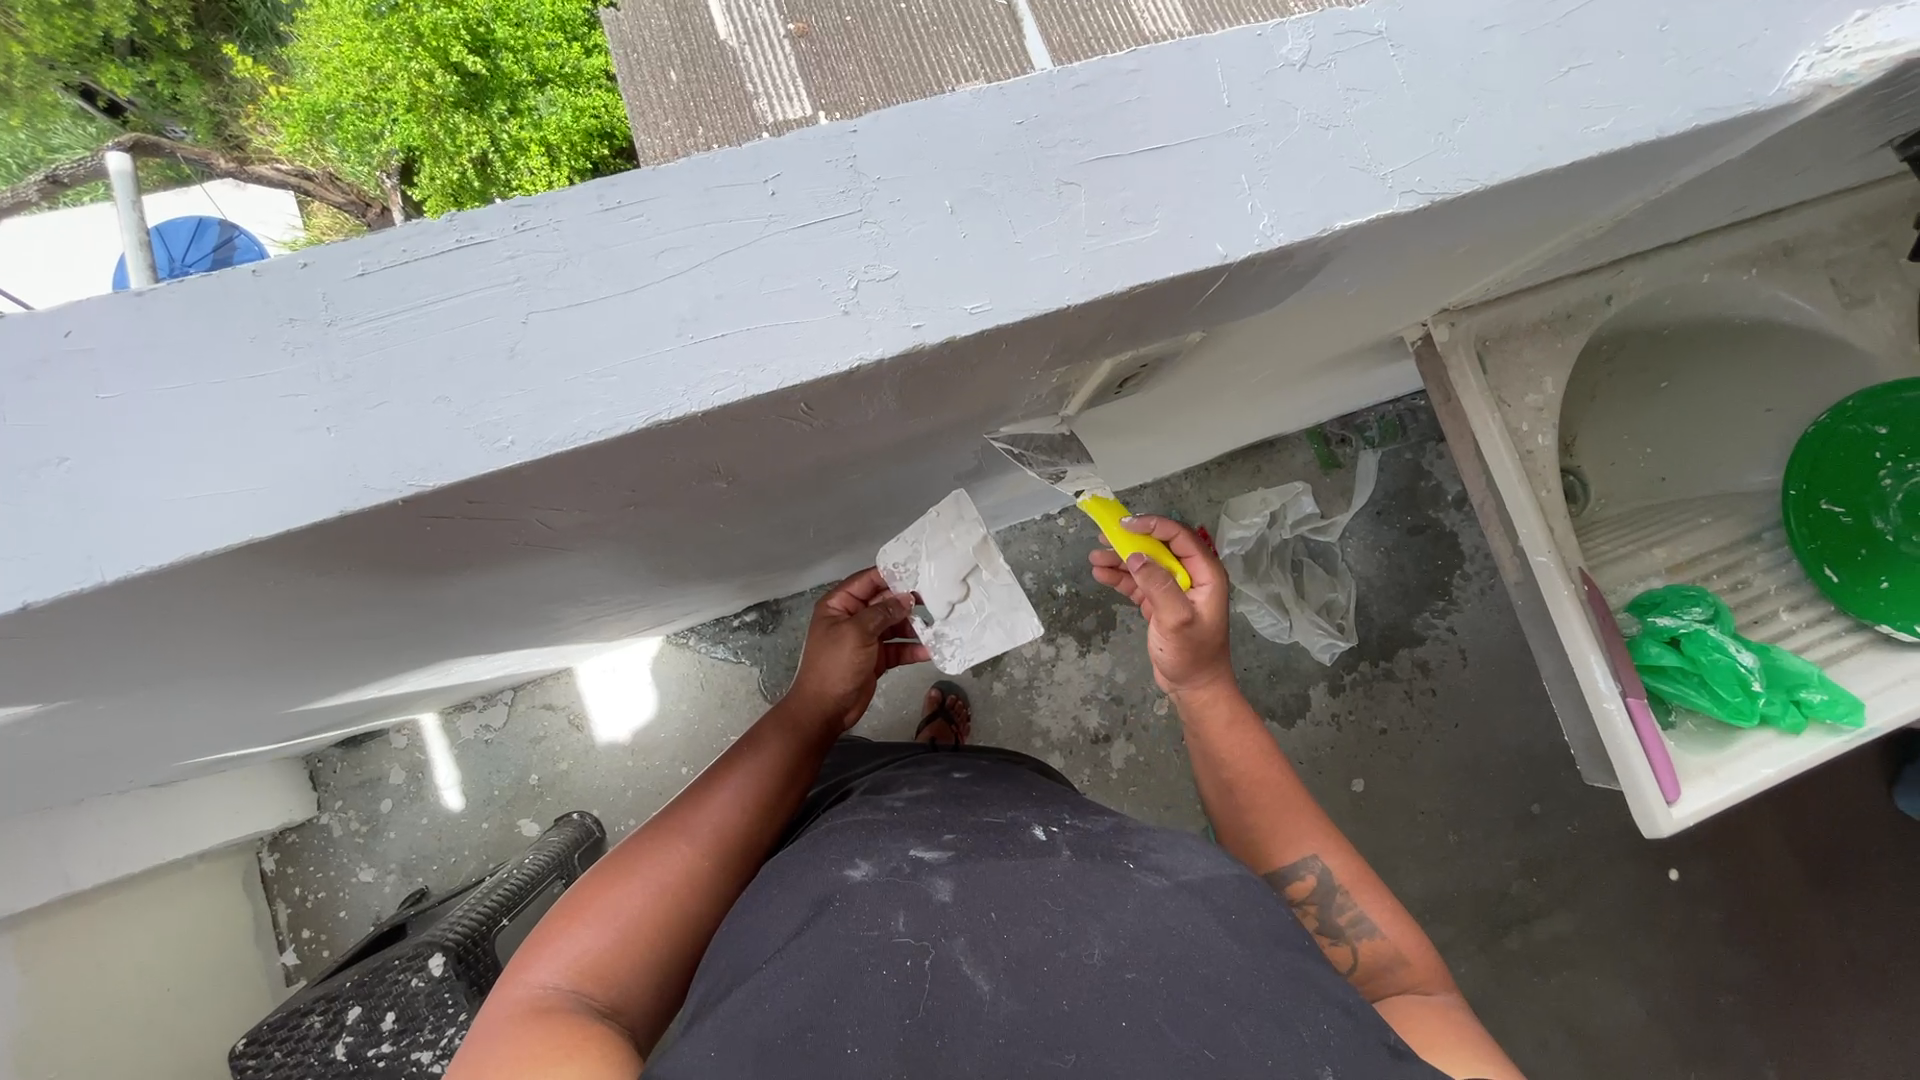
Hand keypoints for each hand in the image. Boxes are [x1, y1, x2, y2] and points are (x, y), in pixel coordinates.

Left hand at [785, 567, 929, 731]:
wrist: (826, 708)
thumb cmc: (835, 664)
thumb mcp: (857, 632)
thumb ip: (883, 612)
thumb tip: (907, 599)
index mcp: (839, 604)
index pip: (867, 581)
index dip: (891, 575)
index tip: (917, 572)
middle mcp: (852, 618)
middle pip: (884, 602)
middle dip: (907, 602)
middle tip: (935, 599)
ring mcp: (865, 639)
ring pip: (894, 625)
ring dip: (913, 627)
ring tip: (937, 626)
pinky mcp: (876, 658)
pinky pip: (898, 648)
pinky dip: (912, 649)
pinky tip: (930, 650)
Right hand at [1089, 515, 1235, 697]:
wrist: (1193, 687)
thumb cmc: (1193, 654)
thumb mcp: (1177, 619)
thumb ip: (1158, 585)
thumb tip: (1136, 557)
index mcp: (1206, 573)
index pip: (1179, 537)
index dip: (1152, 525)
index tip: (1124, 525)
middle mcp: (1191, 576)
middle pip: (1158, 547)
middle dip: (1131, 541)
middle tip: (1103, 537)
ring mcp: (1174, 589)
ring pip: (1145, 564)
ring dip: (1120, 560)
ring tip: (1095, 559)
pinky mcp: (1159, 603)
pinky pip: (1138, 583)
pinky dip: (1120, 578)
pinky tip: (1102, 574)